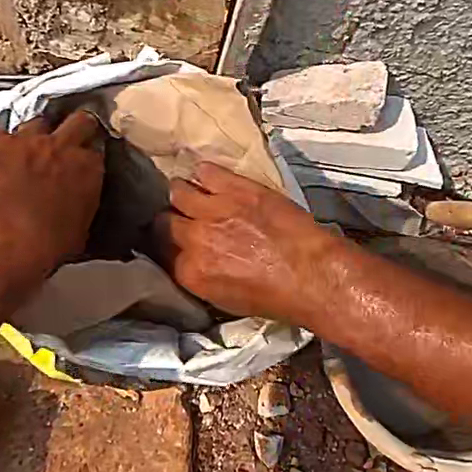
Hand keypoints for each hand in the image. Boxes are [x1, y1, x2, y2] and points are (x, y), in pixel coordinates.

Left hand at [0, 111, 104, 281]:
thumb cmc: (37, 246)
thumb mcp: (76, 234)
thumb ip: (79, 209)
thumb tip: (73, 213)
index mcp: (87, 170)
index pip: (96, 150)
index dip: (88, 156)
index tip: (82, 162)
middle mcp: (59, 147)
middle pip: (78, 121)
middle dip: (74, 127)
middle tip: (66, 140)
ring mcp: (23, 141)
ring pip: (35, 123)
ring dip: (32, 137)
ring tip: (22, 155)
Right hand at [153, 161, 349, 325]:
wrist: (311, 273)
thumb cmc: (274, 295)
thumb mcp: (223, 299)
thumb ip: (197, 275)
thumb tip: (187, 259)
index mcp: (189, 271)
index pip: (159, 250)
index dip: (167, 243)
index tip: (174, 239)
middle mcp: (195, 238)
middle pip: (164, 220)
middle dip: (172, 219)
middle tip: (185, 218)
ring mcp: (214, 209)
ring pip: (178, 191)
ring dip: (184, 194)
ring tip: (196, 196)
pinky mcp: (236, 187)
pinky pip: (206, 171)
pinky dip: (206, 175)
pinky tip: (213, 180)